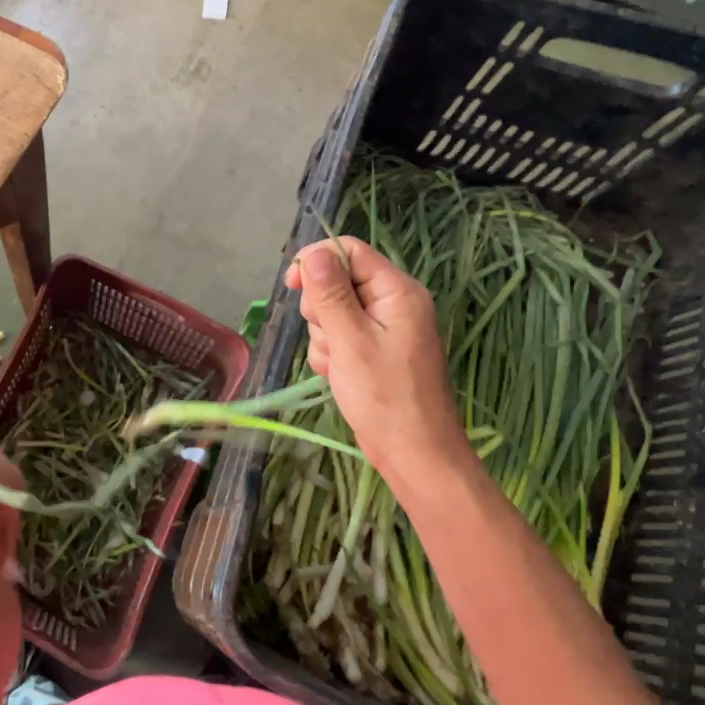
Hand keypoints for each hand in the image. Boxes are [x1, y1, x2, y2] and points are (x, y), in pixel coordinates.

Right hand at [283, 237, 471, 486]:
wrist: (413, 453)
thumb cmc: (385, 396)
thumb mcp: (350, 340)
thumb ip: (330, 294)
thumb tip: (312, 253)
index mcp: (397, 292)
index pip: (349, 251)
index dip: (316, 261)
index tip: (290, 285)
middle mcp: (394, 303)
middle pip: (338, 280)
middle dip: (321, 308)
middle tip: (330, 337)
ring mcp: (385, 328)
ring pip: (333, 310)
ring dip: (324, 335)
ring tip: (337, 363)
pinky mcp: (374, 350)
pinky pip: (339, 335)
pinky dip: (331, 352)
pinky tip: (337, 373)